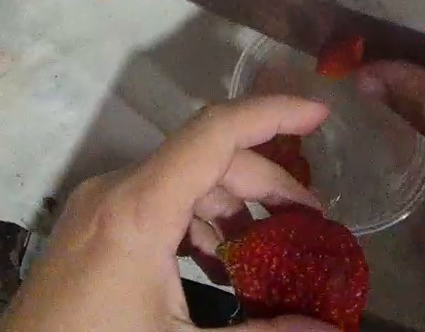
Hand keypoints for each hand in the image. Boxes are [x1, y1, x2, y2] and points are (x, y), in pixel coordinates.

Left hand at [0, 95, 338, 331]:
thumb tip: (334, 331)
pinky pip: (156, 206)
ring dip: (233, 206)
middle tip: (315, 223)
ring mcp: (97, 207)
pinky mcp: (89, 229)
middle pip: (206, 159)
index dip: (274, 113)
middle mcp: (116, 189)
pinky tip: (222, 265)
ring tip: (274, 247)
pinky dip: (197, 224)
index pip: (216, 131)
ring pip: (181, 182)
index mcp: (139, 206)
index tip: (323, 115)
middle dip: (267, 183)